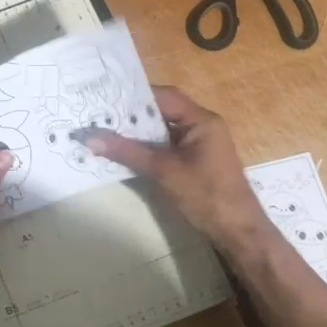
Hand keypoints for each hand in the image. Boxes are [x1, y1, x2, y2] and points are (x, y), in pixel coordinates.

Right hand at [83, 86, 268, 244]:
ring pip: (163, 130)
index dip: (136, 96)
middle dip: (133, 115)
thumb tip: (89, 138)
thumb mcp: (163, 171)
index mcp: (202, 121)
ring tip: (105, 132)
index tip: (107, 99)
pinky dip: (147, 147)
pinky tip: (124, 152)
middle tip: (100, 116)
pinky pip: (167, 146)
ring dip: (138, 132)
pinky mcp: (195, 161)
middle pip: (163, 111)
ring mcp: (200, 144)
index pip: (165, 97)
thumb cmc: (205, 195)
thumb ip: (127, 152)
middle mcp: (203, 126)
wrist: (236, 230)